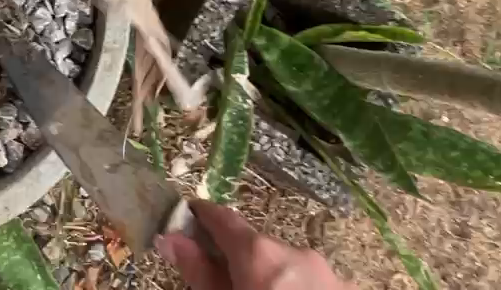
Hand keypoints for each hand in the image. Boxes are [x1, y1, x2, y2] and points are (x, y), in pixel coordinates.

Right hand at [155, 200, 349, 289]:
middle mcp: (295, 252)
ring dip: (271, 281)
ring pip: (287, 268)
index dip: (201, 217)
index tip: (186, 222)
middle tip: (224, 285)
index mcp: (259, 251)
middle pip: (256, 246)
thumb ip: (199, 272)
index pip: (221, 216)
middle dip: (238, 261)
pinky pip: (314, 285)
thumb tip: (170, 238)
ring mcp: (331, 276)